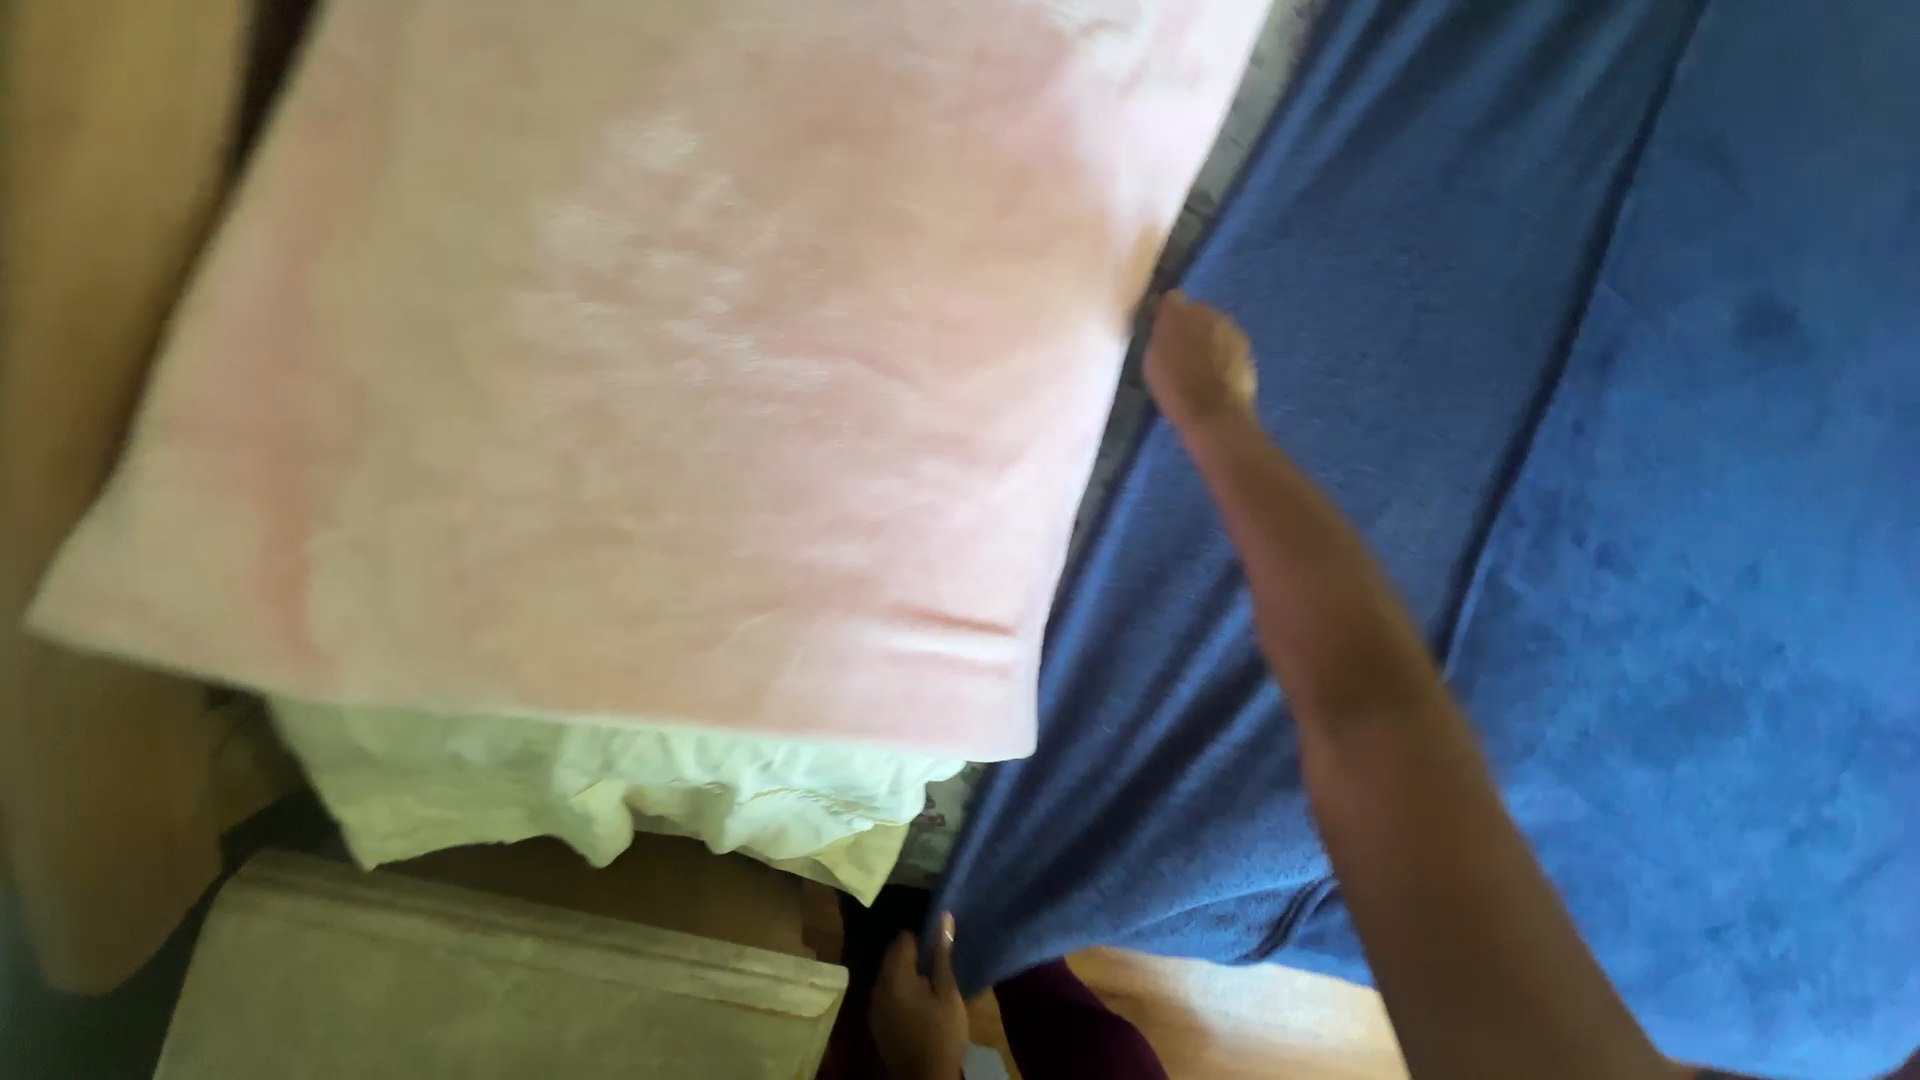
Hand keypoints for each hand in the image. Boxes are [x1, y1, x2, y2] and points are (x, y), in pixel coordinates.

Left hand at [870, 914, 968, 1079]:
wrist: (925, 1079)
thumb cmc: (941, 1034)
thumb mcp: (948, 992)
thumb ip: (942, 954)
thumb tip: (944, 918)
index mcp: (895, 976)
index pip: (903, 939)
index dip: (922, 937)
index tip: (938, 946)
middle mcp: (878, 986)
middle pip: (893, 955)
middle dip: (913, 954)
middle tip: (936, 964)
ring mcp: (874, 1004)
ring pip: (889, 973)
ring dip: (906, 971)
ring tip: (930, 981)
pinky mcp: (876, 1019)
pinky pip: (886, 991)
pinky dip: (899, 988)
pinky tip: (918, 1000)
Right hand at [1143, 290, 1257, 427]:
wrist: (1215, 414)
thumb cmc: (1175, 389)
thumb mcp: (1152, 362)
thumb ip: (1157, 336)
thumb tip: (1160, 321)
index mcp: (1179, 314)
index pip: (1171, 299)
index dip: (1165, 314)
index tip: (1159, 332)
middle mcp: (1208, 312)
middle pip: (1195, 312)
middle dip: (1188, 327)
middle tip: (1179, 353)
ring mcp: (1231, 329)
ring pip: (1213, 328)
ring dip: (1206, 340)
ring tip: (1198, 368)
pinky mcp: (1247, 347)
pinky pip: (1227, 344)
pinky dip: (1221, 354)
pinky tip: (1215, 375)